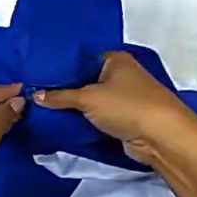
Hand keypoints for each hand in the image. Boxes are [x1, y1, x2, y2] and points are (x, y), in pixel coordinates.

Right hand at [35, 51, 196, 165]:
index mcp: (115, 59)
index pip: (80, 58)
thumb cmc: (127, 106)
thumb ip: (59, 96)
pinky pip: (97, 115)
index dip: (59, 67)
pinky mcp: (124, 118)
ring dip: (73, 105)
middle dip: (63, 88)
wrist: (162, 138)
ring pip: (90, 98)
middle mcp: (121, 74)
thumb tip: (35, 95)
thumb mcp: (87, 98)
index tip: (36, 73)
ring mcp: (124, 97)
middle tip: (34, 90)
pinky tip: (61, 119)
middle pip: (84, 79)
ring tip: (41, 105)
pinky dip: (84, 118)